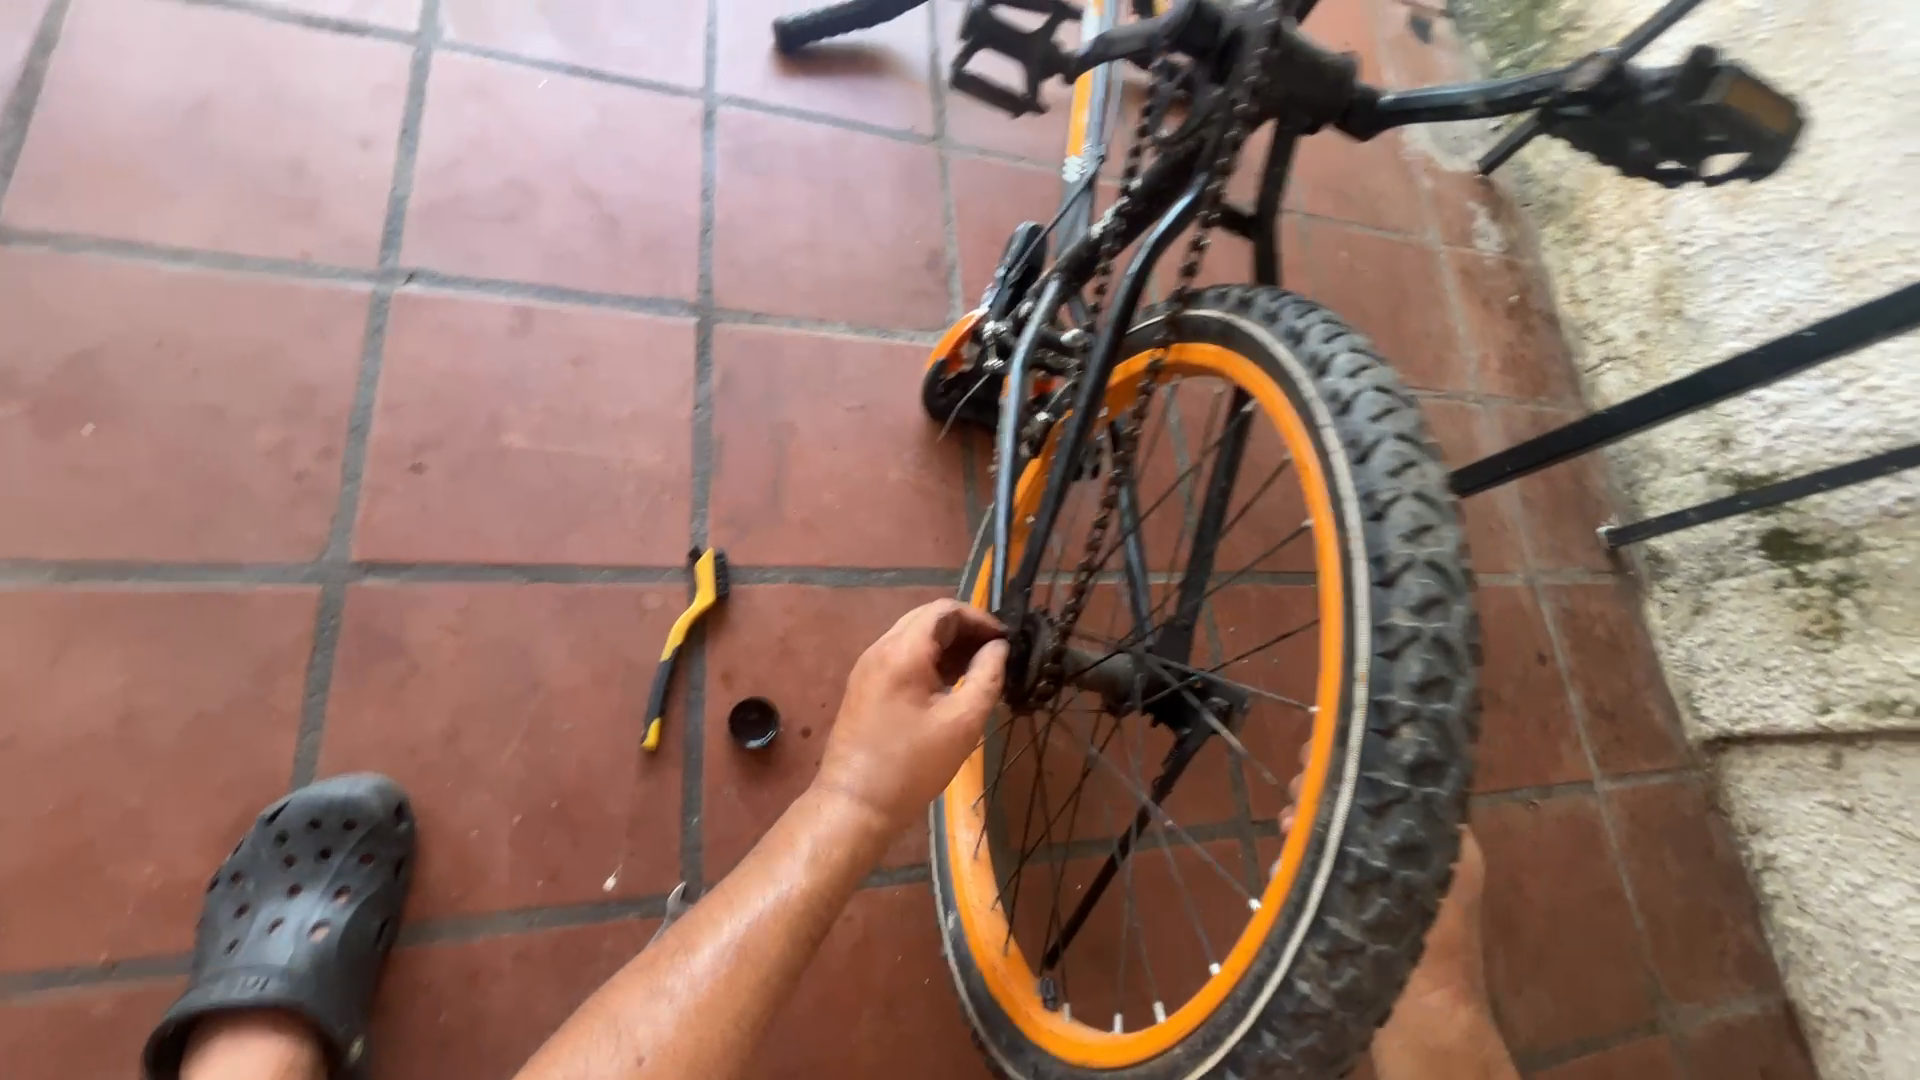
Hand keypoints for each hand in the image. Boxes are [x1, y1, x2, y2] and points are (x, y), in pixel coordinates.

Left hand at [814, 600, 1008, 834]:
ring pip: (914, 637)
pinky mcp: (865, 686)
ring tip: (979, 670)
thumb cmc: (912, 764)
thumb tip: (999, 647)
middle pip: (927, 619)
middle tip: (995, 654)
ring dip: (948, 646)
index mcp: (902, 651)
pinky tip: (950, 685)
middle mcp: (880, 649)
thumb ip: (986, 676)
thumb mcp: (962, 721)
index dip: (979, 618)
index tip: (1005, 641)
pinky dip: (930, 661)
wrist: (855, 804)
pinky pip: (902, 657)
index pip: (944, 610)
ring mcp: (868, 667)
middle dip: (965, 630)